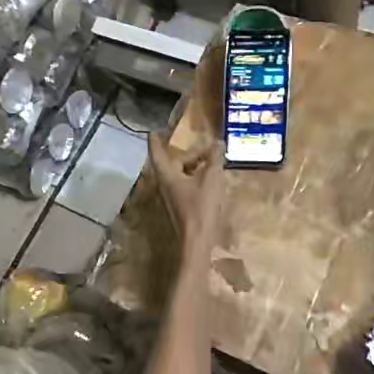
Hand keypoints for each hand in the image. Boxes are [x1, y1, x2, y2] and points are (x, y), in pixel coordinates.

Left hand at [148, 133, 224, 248]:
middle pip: (173, 164)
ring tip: (211, 163)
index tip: (155, 131)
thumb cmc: (200, 208)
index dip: (156, 140)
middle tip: (206, 149)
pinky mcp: (179, 210)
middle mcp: (164, 186)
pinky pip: (185, 188)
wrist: (196, 243)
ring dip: (193, 168)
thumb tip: (218, 143)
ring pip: (180, 177)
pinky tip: (210, 182)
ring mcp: (171, 199)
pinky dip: (195, 180)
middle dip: (188, 155)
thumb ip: (214, 159)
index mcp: (167, 175)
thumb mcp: (211, 179)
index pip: (157, 152)